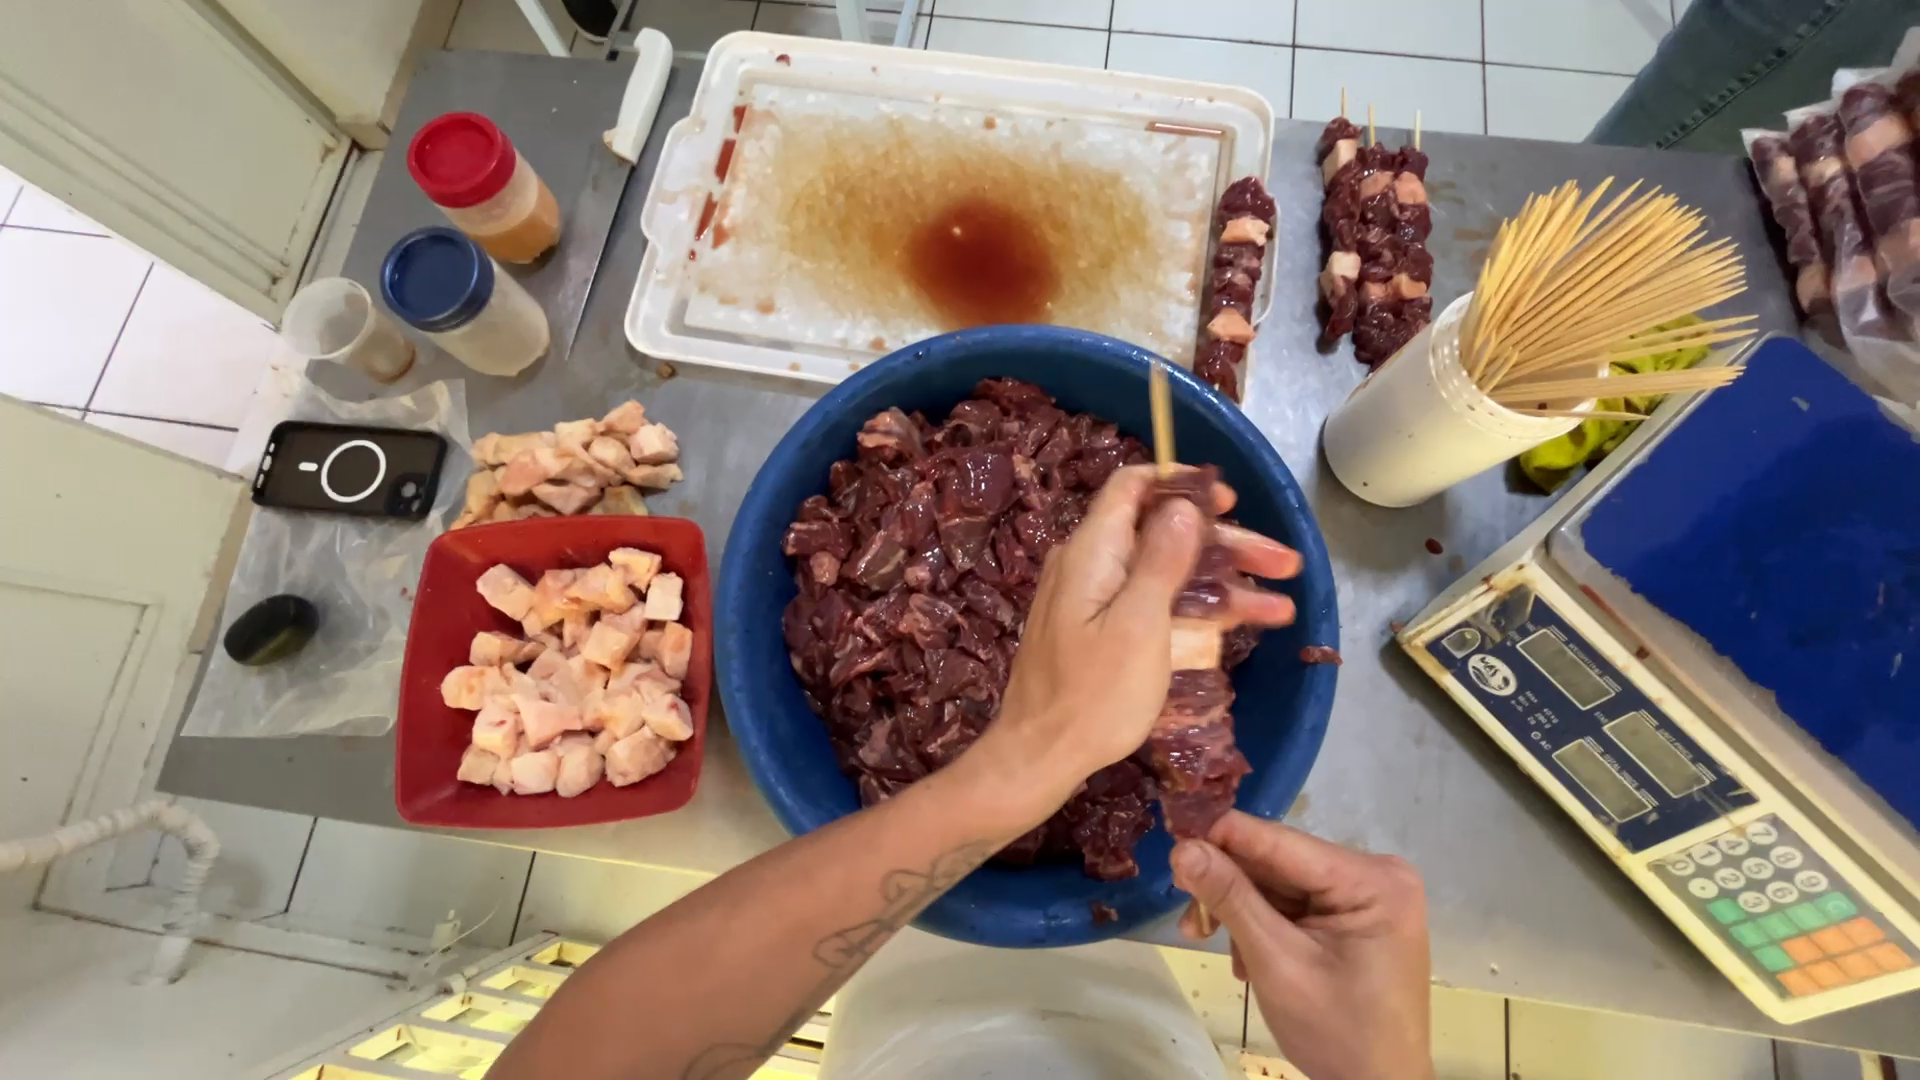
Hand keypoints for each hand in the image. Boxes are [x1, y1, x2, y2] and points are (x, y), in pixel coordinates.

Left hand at [978, 466, 1301, 815]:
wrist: (1040, 755)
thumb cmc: (1093, 695)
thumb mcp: (1138, 626)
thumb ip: (1160, 561)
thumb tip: (1181, 504)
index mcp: (1091, 552)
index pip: (1132, 488)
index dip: (1180, 484)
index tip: (1229, 501)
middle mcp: (1089, 564)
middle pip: (1161, 533)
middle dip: (1224, 545)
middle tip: (1283, 561)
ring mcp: (1093, 598)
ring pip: (1164, 573)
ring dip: (1222, 584)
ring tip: (1283, 604)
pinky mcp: (1099, 628)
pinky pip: (1151, 602)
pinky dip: (1193, 610)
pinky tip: (1244, 624)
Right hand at [1172, 812, 1432, 1079]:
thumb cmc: (1337, 1034)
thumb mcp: (1276, 962)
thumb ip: (1229, 897)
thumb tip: (1180, 848)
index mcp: (1371, 879)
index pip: (1278, 840)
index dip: (1219, 839)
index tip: (1172, 851)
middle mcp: (1372, 872)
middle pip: (1274, 861)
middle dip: (1226, 886)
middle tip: (1186, 910)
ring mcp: (1363, 892)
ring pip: (1274, 880)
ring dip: (1237, 908)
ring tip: (1205, 938)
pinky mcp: (1351, 911)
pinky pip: (1289, 899)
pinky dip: (1258, 920)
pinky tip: (1243, 952)